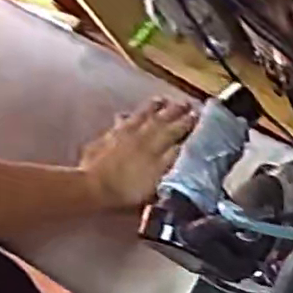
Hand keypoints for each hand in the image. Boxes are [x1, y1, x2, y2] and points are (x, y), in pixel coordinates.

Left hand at [78, 98, 196, 209]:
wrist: (93, 188)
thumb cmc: (129, 192)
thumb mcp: (158, 181)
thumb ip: (171, 162)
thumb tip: (184, 147)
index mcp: (154, 149)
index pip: (175, 132)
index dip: (188, 124)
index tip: (199, 115)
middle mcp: (140, 137)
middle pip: (160, 121)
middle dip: (174, 112)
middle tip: (187, 103)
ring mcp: (122, 136)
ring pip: (141, 117)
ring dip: (153, 108)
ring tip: (162, 101)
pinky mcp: (106, 139)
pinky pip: (120, 122)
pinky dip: (126, 117)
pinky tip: (127, 114)